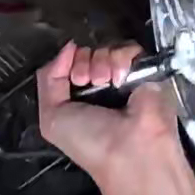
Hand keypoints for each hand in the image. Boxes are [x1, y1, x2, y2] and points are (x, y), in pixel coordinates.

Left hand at [37, 42, 194, 194]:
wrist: (129, 148)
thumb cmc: (88, 141)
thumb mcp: (52, 118)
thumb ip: (48, 80)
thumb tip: (67, 47)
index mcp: (78, 95)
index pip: (69, 62)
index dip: (66, 62)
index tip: (71, 77)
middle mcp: (101, 83)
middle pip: (88, 51)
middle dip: (83, 62)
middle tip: (87, 80)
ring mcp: (124, 74)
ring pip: (108, 47)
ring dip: (101, 61)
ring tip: (106, 81)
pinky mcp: (146, 69)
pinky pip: (130, 48)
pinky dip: (122, 57)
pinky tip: (120, 77)